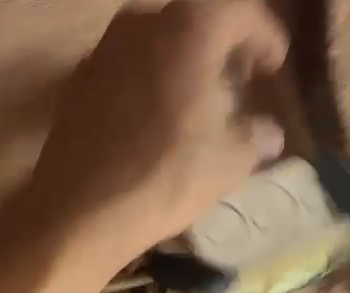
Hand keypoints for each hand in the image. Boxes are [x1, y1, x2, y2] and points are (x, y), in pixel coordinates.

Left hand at [16, 0, 289, 269]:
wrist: (77, 214)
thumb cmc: (163, 180)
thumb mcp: (228, 163)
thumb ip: (256, 138)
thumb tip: (269, 134)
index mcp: (189, 28)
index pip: (241, 12)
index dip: (265, 37)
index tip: (274, 68)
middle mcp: (141, 25)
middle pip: (194, 22)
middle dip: (220, 49)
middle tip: (237, 82)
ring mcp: (102, 53)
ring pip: (155, 46)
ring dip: (180, 67)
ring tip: (194, 106)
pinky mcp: (75, 87)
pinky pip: (124, 73)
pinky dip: (146, 87)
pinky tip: (152, 125)